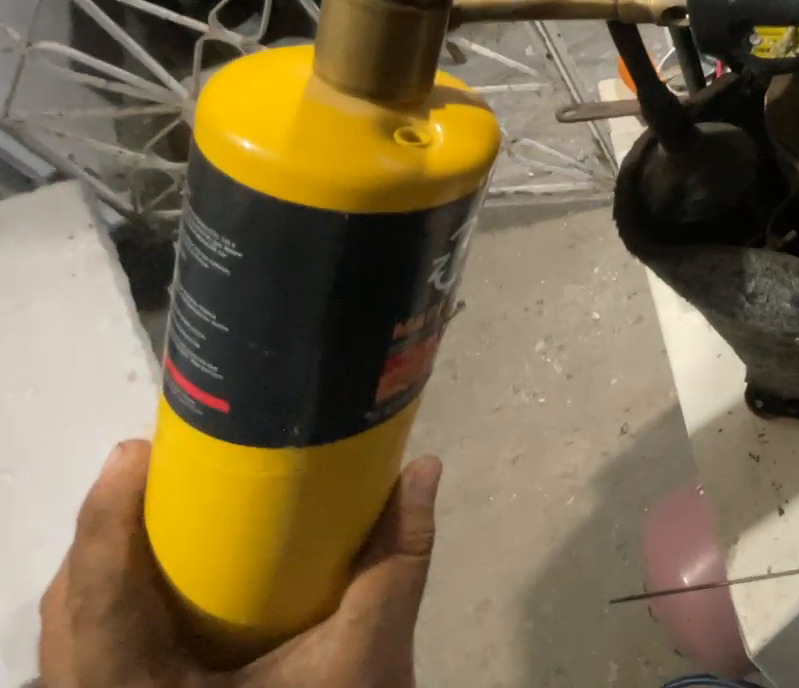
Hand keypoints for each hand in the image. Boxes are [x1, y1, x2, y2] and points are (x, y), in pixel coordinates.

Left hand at [39, 439, 442, 687]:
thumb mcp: (369, 650)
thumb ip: (397, 560)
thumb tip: (421, 468)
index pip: (96, 599)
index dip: (104, 523)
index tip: (136, 453)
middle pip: (71, 607)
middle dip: (106, 529)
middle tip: (162, 464)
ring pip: (76, 627)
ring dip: (111, 559)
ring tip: (164, 500)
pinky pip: (98, 641)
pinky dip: (124, 591)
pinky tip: (175, 565)